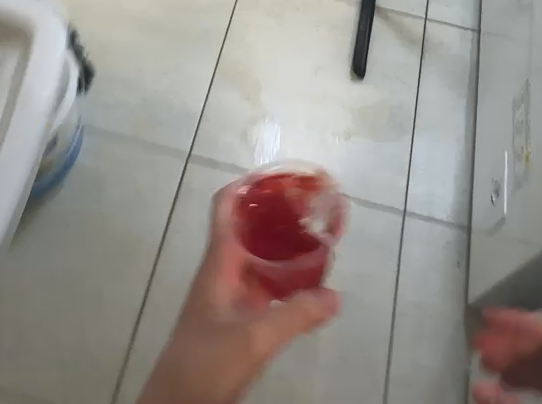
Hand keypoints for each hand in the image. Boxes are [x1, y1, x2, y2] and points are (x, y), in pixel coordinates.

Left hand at [137, 181, 340, 403]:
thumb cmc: (205, 362)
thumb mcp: (254, 338)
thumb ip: (295, 315)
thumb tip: (336, 295)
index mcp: (219, 260)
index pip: (227, 204)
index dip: (251, 184)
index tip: (283, 178)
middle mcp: (222, 269)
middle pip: (248, 227)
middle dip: (277, 214)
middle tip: (312, 209)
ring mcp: (227, 294)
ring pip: (257, 256)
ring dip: (282, 245)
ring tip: (317, 239)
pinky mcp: (234, 317)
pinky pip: (262, 284)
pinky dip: (283, 276)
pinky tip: (307, 285)